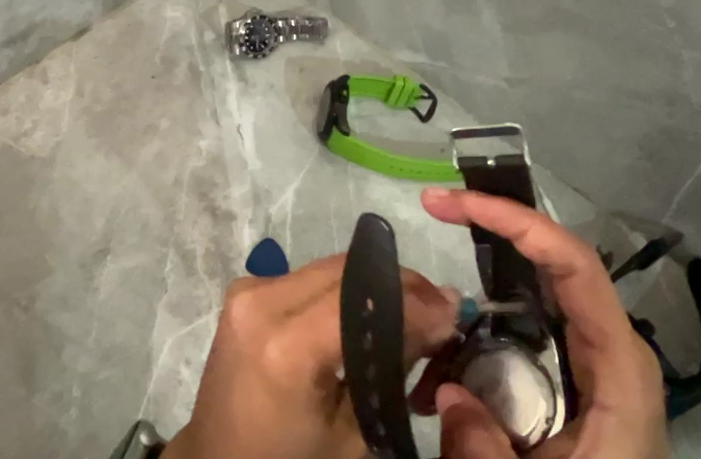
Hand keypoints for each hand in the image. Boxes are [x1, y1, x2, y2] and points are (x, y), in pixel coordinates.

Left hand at [162, 253, 458, 458]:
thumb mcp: (353, 432)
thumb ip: (391, 368)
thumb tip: (439, 319)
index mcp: (285, 345)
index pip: (363, 300)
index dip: (415, 301)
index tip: (457, 309)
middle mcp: (260, 300)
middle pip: (345, 272)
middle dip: (399, 284)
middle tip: (443, 305)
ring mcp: (247, 289)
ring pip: (327, 268)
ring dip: (373, 282)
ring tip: (415, 307)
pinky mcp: (243, 290)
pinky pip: (305, 277)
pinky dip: (343, 289)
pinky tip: (370, 310)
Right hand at [420, 189, 668, 458]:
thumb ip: (488, 450)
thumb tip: (445, 395)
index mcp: (619, 366)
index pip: (576, 266)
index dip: (521, 223)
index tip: (461, 203)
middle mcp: (609, 348)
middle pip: (552, 263)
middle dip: (492, 226)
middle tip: (434, 205)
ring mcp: (590, 360)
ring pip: (532, 294)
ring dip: (476, 285)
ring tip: (421, 295)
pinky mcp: (571, 379)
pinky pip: (522, 331)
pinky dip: (477, 334)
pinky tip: (436, 369)